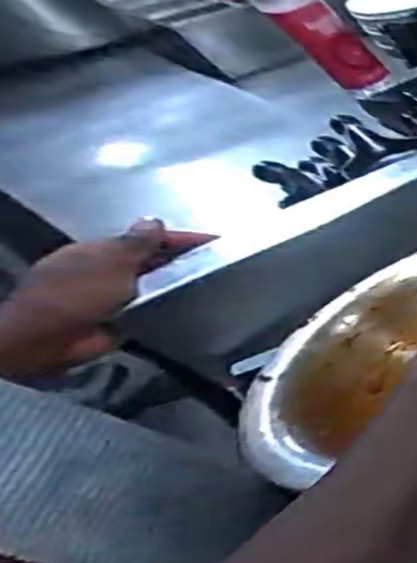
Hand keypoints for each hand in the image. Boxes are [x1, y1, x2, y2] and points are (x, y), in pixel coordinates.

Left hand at [0, 219, 214, 377]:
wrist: (48, 341)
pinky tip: (193, 299)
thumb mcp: (110, 263)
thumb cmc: (75, 296)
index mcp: (91, 252)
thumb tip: (154, 221)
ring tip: (215, 280)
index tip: (216, 241)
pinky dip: (170, 300)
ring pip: (152, 281)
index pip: (142, 238)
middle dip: (181, 258)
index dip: (179, 238)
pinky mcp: (120, 314)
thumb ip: (136, 243)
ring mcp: (108, 293)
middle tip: (222, 261)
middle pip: (149, 258)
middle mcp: (99, 270)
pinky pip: (153, 302)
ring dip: (176, 280)